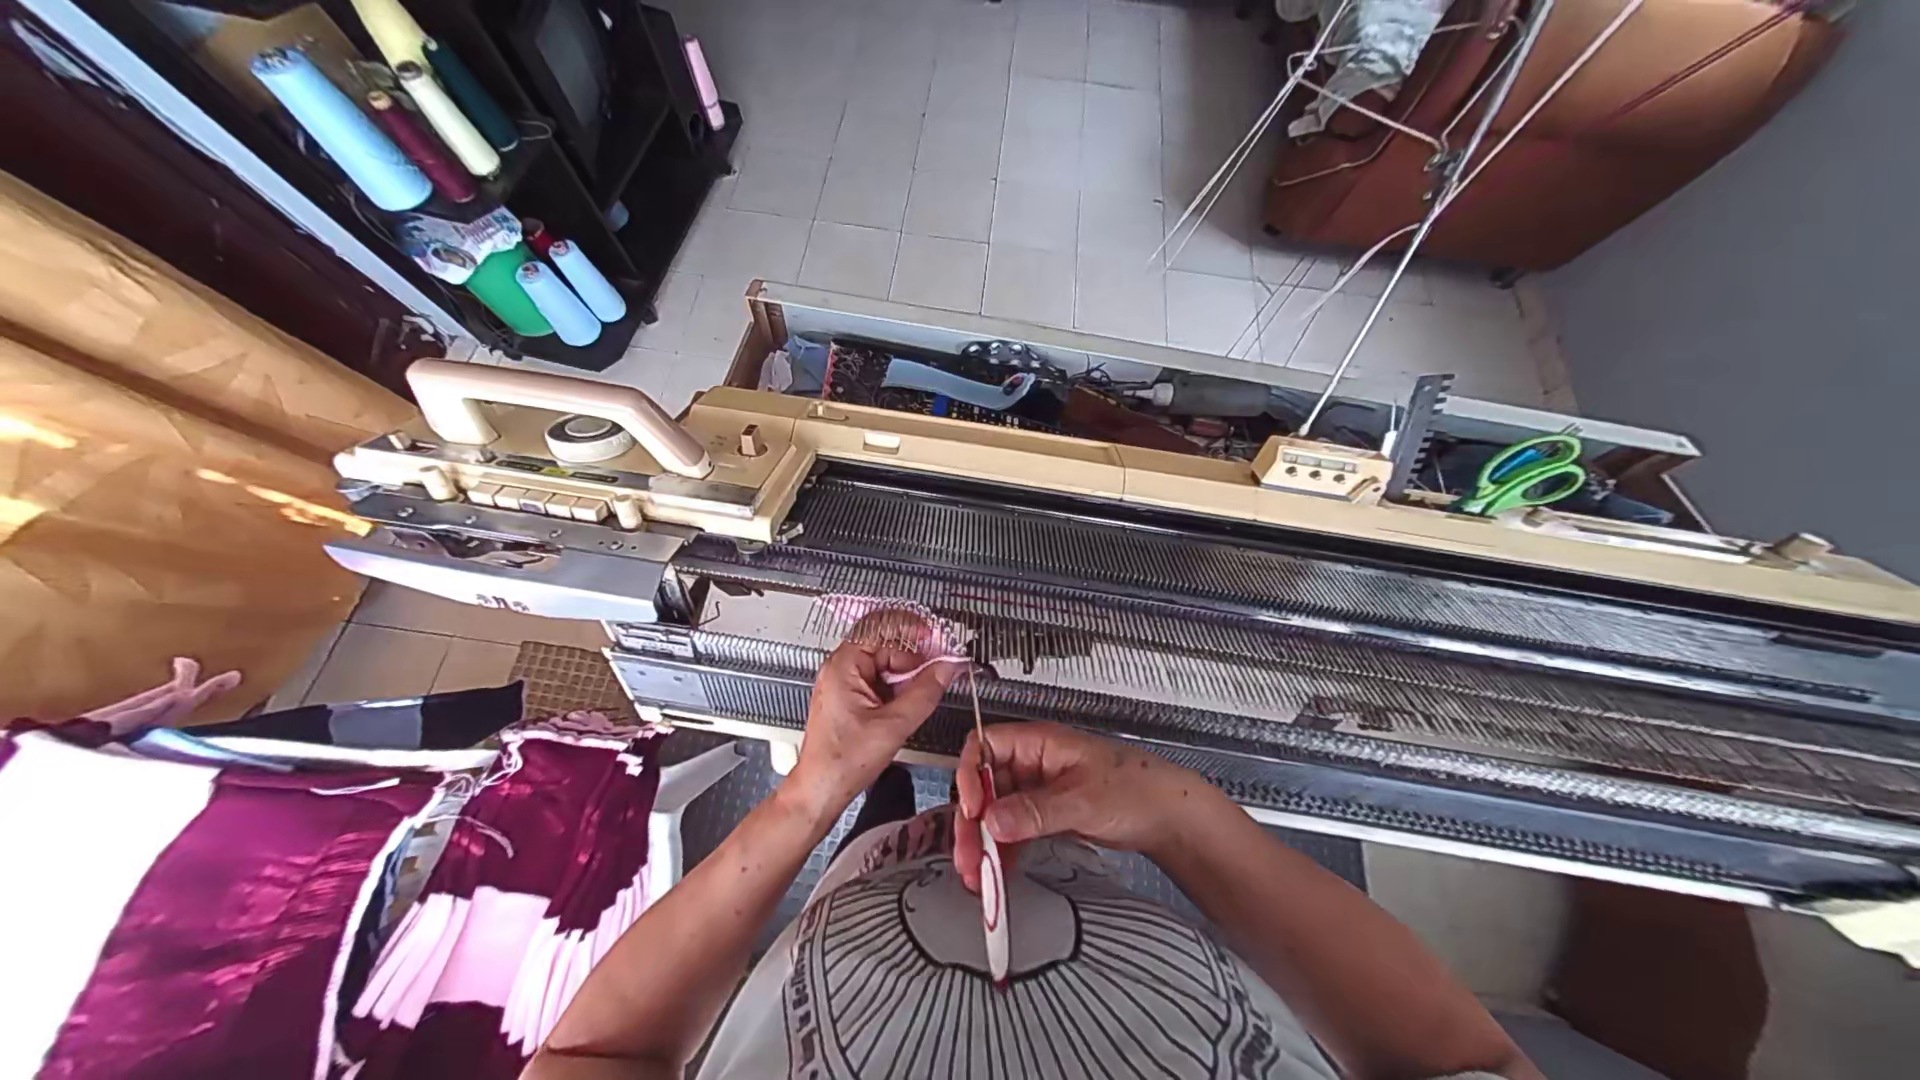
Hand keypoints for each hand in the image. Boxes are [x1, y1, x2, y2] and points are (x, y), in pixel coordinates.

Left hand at [786, 640, 961, 815]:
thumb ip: (925, 693)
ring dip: (908, 669)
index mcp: (843, 666)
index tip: (936, 638)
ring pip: (884, 660)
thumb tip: (947, 668)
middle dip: (914, 652)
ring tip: (928, 685)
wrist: (820, 790)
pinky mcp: (851, 695)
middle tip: (940, 663)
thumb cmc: (843, 762)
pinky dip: (899, 683)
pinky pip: (879, 676)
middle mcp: (840, 668)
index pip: (880, 627)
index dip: (912, 630)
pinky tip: (912, 697)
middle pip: (884, 641)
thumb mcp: (894, 725)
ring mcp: (845, 681)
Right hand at [954, 721, 1221, 890]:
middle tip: (968, 858)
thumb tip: (990, 821)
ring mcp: (1038, 790)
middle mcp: (1032, 762)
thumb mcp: (1082, 800)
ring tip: (977, 877)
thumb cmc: (1134, 789)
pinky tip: (997, 874)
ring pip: (995, 811)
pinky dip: (1003, 850)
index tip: (969, 809)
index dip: (970, 774)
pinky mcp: (1046, 814)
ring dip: (983, 842)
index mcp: (1038, 743)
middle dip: (972, 821)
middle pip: (985, 784)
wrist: (1169, 816)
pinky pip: (1013, 829)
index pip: (986, 746)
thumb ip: (1034, 811)